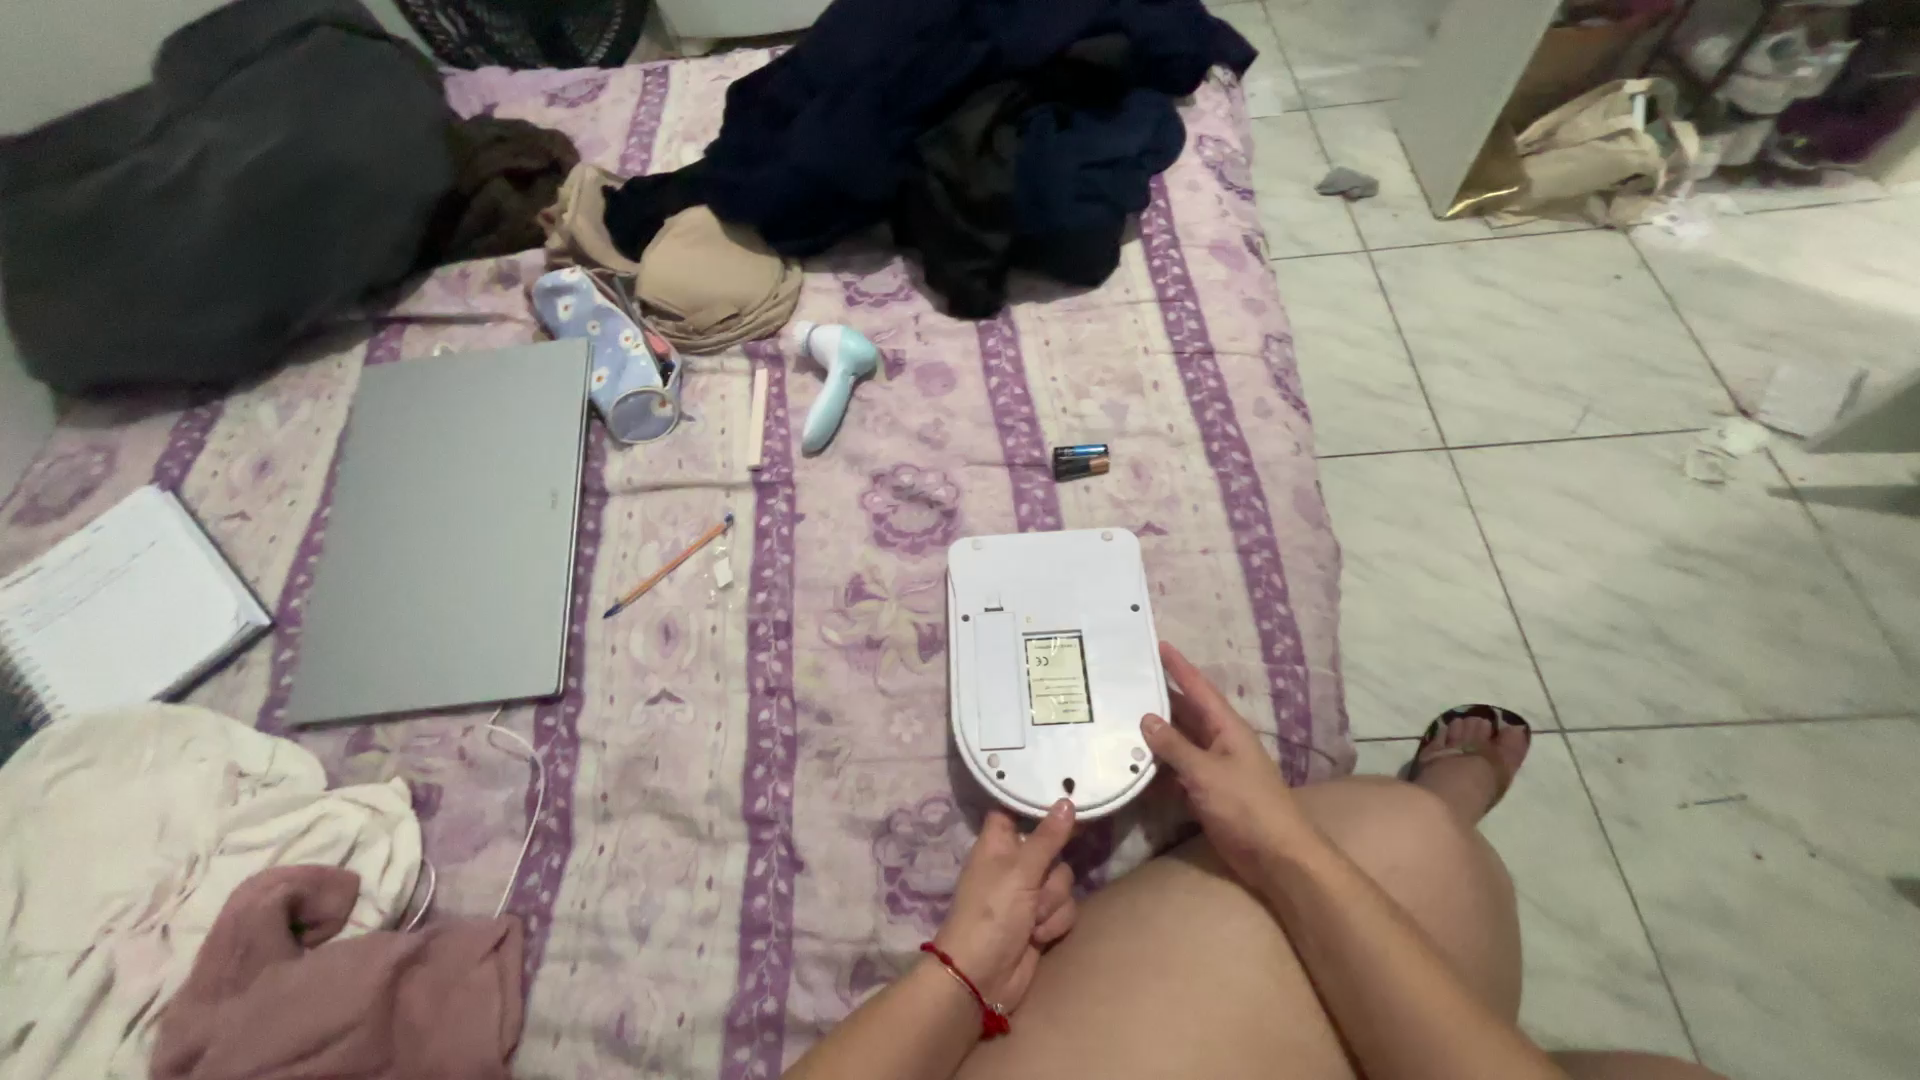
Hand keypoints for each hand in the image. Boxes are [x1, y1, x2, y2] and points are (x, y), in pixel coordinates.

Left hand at [932, 801, 1076, 1013]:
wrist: (983, 977)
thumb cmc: (992, 913)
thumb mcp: (1020, 871)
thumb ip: (1048, 837)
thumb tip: (1067, 801)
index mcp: (998, 841)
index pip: (1018, 809)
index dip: (1038, 805)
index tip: (1065, 798)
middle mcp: (1014, 862)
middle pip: (1053, 847)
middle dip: (1051, 873)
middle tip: (1035, 887)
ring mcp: (1028, 891)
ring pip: (1063, 879)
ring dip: (1052, 903)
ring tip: (1032, 920)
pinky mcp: (1041, 918)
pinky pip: (1065, 907)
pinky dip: (1055, 923)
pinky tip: (1038, 937)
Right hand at [1140, 642, 1311, 883]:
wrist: (1276, 857)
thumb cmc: (1247, 806)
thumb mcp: (1206, 772)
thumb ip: (1175, 746)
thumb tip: (1146, 718)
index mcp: (1227, 728)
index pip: (1199, 688)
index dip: (1179, 667)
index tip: (1158, 644)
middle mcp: (1220, 742)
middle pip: (1185, 713)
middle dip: (1159, 697)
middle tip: (1127, 681)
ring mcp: (1213, 768)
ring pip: (1178, 742)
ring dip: (1154, 733)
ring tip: (1120, 717)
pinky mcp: (1206, 792)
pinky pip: (1176, 770)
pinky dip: (1157, 765)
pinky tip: (1134, 762)